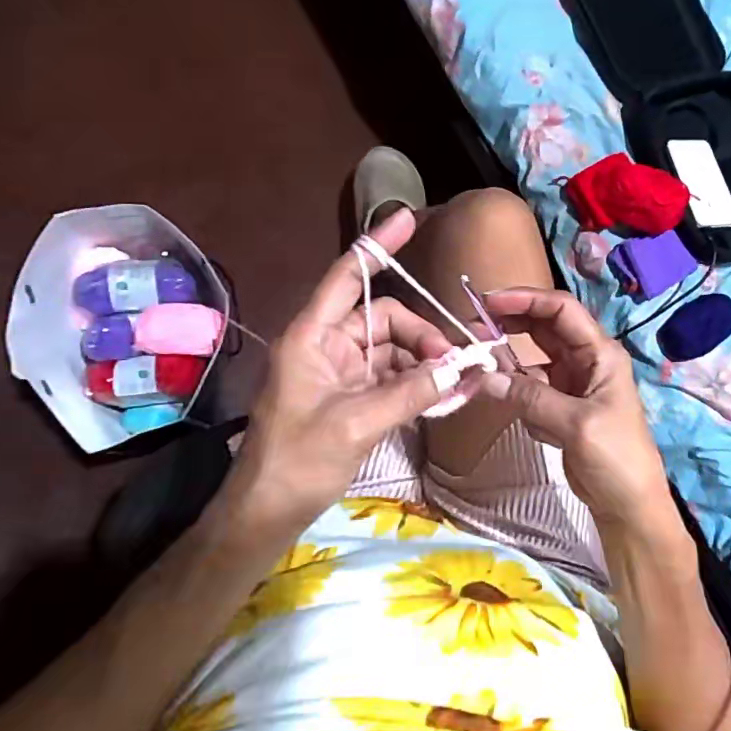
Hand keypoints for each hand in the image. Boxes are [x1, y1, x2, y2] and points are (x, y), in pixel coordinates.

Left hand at [232, 209, 472, 527]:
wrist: (268, 512)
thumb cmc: (298, 462)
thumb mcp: (356, 424)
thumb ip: (411, 392)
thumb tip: (462, 367)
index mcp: (312, 337)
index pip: (347, 277)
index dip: (377, 246)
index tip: (406, 217)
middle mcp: (326, 346)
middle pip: (383, 318)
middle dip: (420, 335)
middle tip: (454, 363)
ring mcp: (339, 373)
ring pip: (391, 349)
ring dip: (424, 362)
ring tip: (457, 384)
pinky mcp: (350, 397)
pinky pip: (391, 377)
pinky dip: (416, 384)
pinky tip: (444, 396)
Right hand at [477, 288, 675, 530]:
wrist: (628, 504)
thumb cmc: (616, 458)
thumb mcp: (576, 425)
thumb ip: (532, 398)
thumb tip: (486, 378)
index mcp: (600, 353)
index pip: (561, 310)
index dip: (525, 299)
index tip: (489, 303)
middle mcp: (586, 360)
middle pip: (544, 326)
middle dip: (510, 322)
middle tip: (472, 325)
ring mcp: (572, 381)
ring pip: (533, 355)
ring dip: (507, 356)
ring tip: (479, 360)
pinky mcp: (560, 404)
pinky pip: (530, 384)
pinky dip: (514, 386)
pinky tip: (504, 397)